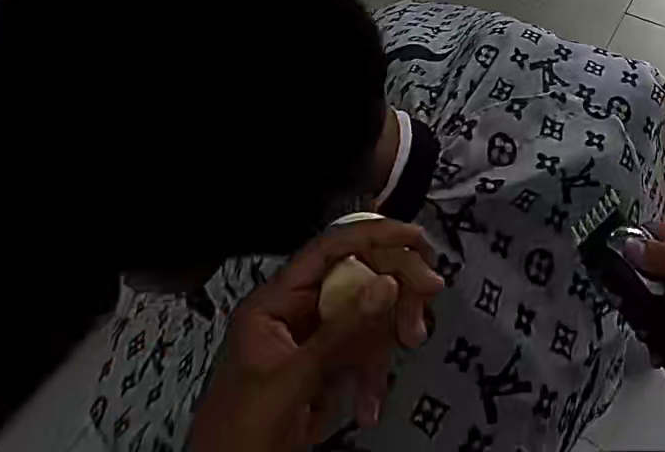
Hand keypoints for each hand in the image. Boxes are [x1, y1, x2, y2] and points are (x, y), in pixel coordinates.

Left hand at [187, 219, 442, 451]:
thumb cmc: (235, 438)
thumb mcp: (291, 381)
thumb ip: (340, 330)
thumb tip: (388, 282)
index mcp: (274, 304)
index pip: (330, 248)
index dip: (376, 234)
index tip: (415, 239)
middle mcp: (296, 310)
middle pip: (361, 273)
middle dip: (397, 285)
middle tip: (429, 291)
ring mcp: (313, 336)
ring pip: (371, 309)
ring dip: (392, 328)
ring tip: (410, 340)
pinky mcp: (328, 362)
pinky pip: (367, 344)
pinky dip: (377, 367)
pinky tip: (371, 399)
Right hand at [626, 225, 664, 379]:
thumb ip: (663, 259)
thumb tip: (634, 244)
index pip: (658, 233)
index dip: (637, 240)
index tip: (614, 253)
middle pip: (658, 265)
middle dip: (640, 283)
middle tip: (625, 298)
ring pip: (664, 296)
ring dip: (652, 313)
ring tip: (644, 328)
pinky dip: (664, 332)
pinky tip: (660, 347)